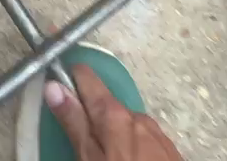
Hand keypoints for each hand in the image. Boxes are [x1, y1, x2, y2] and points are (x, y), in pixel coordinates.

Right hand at [44, 66, 183, 160]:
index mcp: (113, 113)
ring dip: (115, 136)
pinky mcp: (173, 155)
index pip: (84, 74)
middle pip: (105, 104)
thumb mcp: (89, 159)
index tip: (59, 98)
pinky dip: (134, 150)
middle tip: (84, 148)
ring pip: (126, 125)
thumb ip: (73, 122)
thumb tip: (52, 85)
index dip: (68, 80)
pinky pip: (145, 142)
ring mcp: (159, 136)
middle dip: (92, 118)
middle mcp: (137, 116)